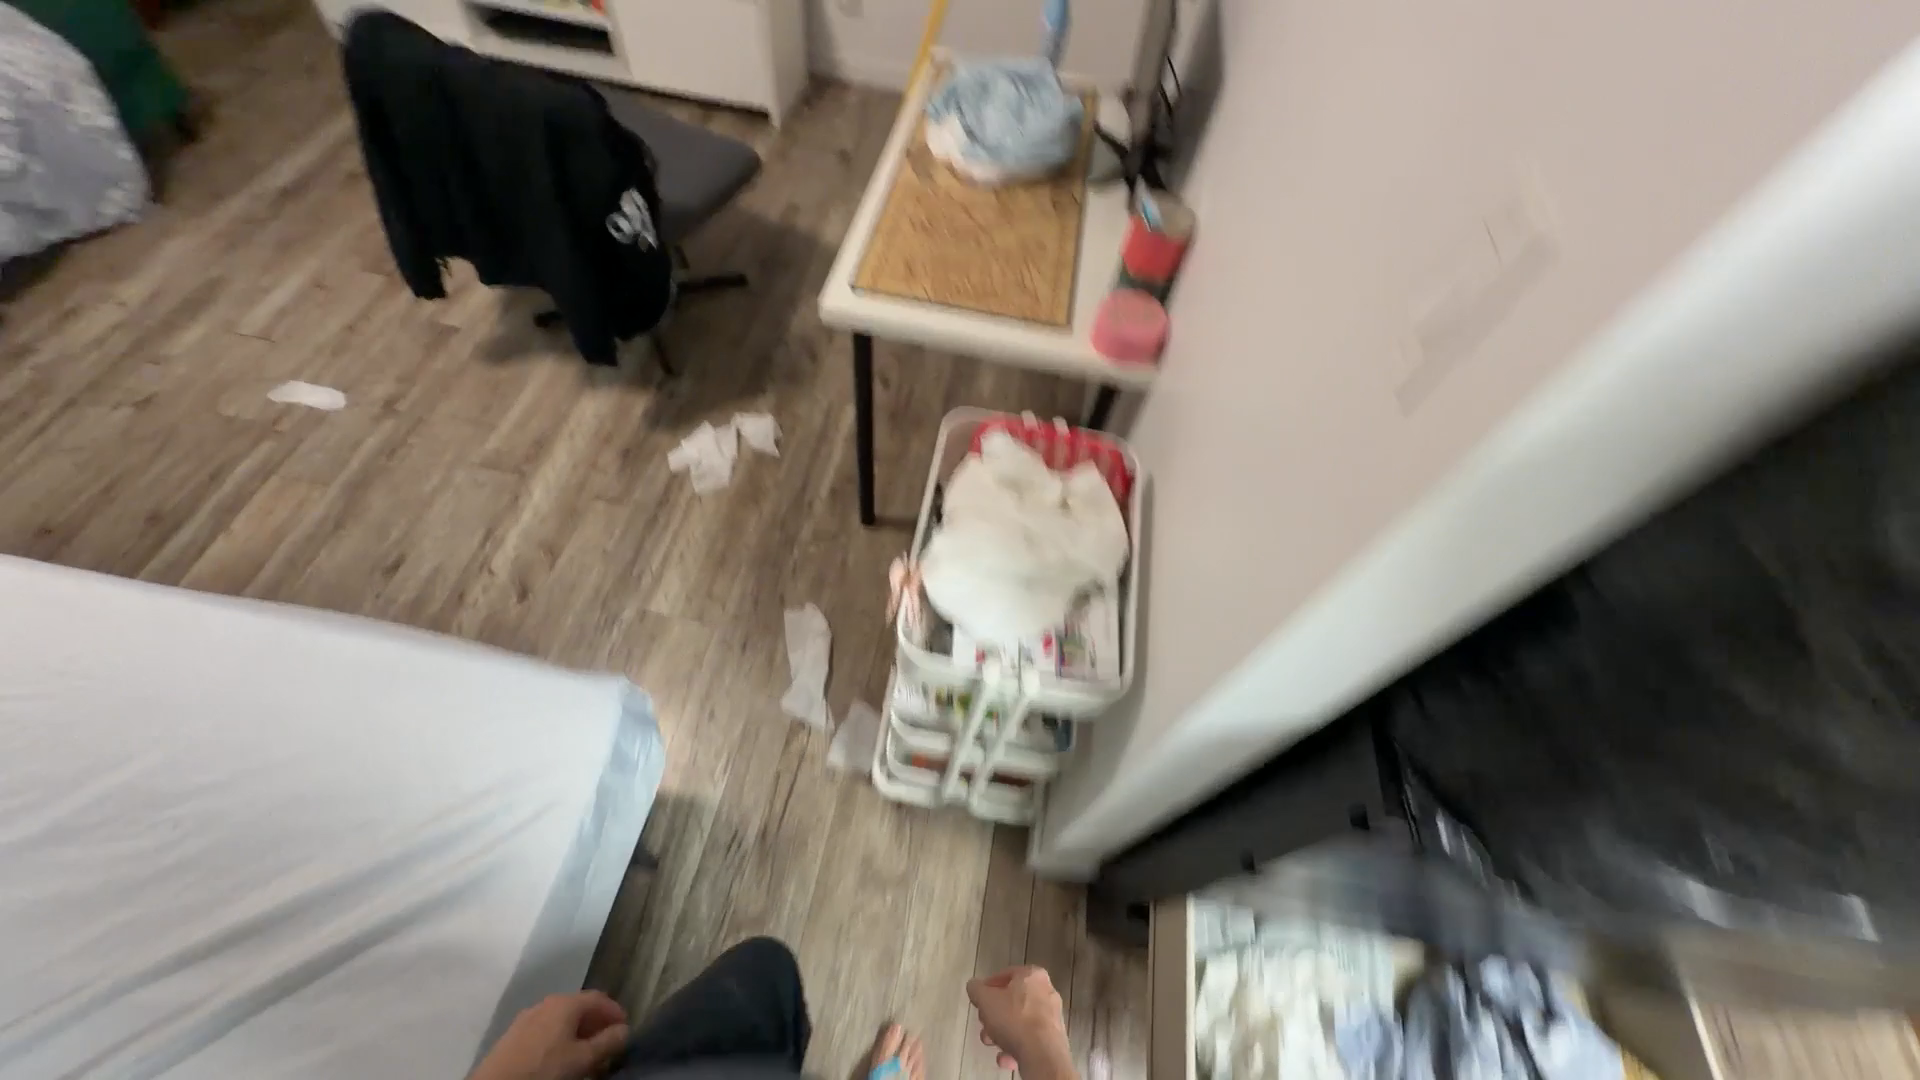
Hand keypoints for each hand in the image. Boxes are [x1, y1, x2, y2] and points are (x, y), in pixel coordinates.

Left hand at [469, 991, 630, 1079]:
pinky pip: (544, 1031)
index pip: (599, 998)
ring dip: (577, 1034)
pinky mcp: (512, 1036)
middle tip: (606, 1045)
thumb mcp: (582, 1060)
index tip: (625, 1030)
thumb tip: (624, 1030)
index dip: (615, 1012)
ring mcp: (526, 1018)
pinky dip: (558, 1040)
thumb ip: (607, 1043)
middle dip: (596, 1025)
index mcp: (566, 1002)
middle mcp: (547, 1003)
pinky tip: (558, 1059)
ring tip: (583, 1056)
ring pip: (560, 1021)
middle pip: (579, 1008)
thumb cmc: (543, 1071)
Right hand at [966, 966, 1073, 1078]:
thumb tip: (974, 986)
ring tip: (991, 1043)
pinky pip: (1030, 1039)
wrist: (1042, 1055)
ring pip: (1020, 1022)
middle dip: (995, 1015)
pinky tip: (1005, 1057)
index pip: (1005, 975)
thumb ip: (976, 989)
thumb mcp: (985, 1000)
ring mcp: (1052, 1016)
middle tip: (984, 1025)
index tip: (979, 1000)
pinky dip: (1016, 1046)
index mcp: (1032, 975)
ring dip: (1003, 1033)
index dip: (988, 988)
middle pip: (1013, 1001)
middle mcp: (1046, 991)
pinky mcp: (1054, 1038)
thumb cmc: (1014, 1020)